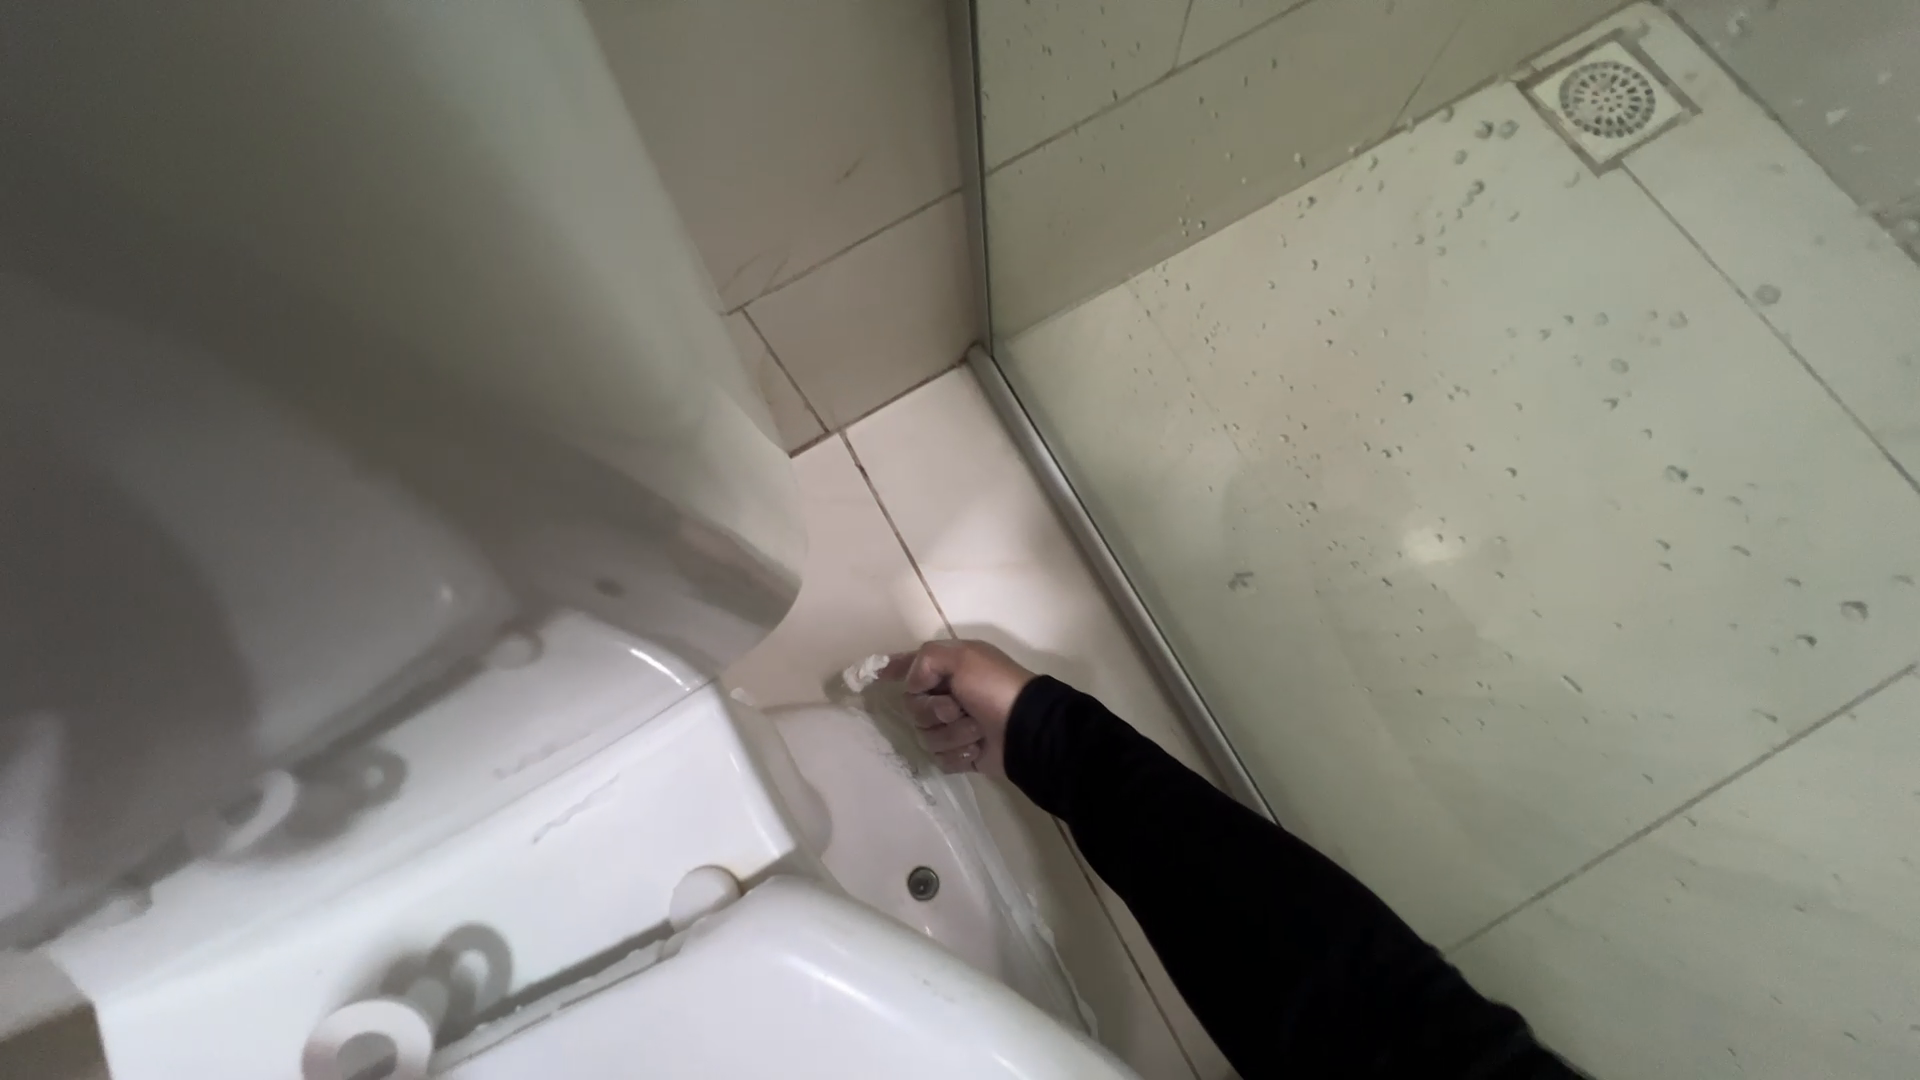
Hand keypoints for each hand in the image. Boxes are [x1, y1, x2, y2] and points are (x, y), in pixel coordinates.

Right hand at [879, 640, 1035, 776]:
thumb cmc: (994, 687)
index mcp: (948, 668)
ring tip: (976, 731)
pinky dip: (958, 755)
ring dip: (952, 734)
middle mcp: (947, 694)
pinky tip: (976, 750)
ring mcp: (954, 726)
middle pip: (911, 708)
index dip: (893, 669)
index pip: (912, 666)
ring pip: (925, 736)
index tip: (876, 674)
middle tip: (957, 708)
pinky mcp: (961, 754)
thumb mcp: (962, 657)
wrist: (1026, 729)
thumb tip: (913, 685)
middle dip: (933, 711)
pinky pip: (940, 760)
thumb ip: (926, 659)